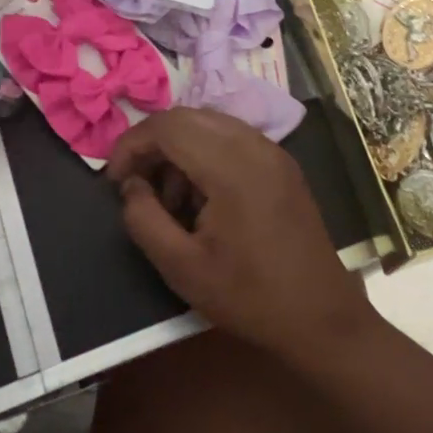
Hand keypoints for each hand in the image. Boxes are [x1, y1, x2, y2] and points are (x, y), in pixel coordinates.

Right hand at [106, 109, 381, 359]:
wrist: (319, 315)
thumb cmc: (248, 296)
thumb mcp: (181, 267)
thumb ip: (144, 219)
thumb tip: (131, 185)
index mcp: (231, 167)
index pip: (168, 126)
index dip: (131, 145)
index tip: (113, 182)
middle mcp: (256, 146)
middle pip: (189, 117)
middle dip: (153, 144)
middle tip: (135, 187)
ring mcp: (274, 153)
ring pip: (211, 125)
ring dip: (180, 150)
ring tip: (168, 202)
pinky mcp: (283, 166)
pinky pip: (234, 140)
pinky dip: (206, 155)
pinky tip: (201, 199)